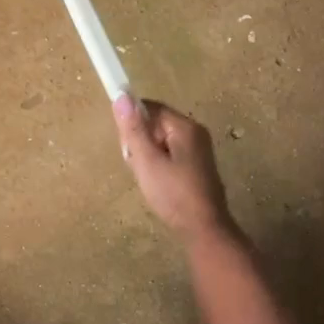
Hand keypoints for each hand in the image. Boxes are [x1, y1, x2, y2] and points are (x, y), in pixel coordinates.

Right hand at [113, 94, 235, 239]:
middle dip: (139, 141)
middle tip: (137, 165)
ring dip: (147, 155)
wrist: (203, 227)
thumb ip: (133, 129)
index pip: (151, 108)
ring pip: (160, 141)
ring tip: (147, 176)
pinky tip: (156, 182)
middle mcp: (195, 133)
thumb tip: (121, 96)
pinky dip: (157, 164)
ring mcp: (198, 149)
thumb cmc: (173, 193)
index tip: (126, 145)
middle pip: (156, 124)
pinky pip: (169, 153)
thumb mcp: (146, 161)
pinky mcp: (196, 165)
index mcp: (185, 127)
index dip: (133, 122)